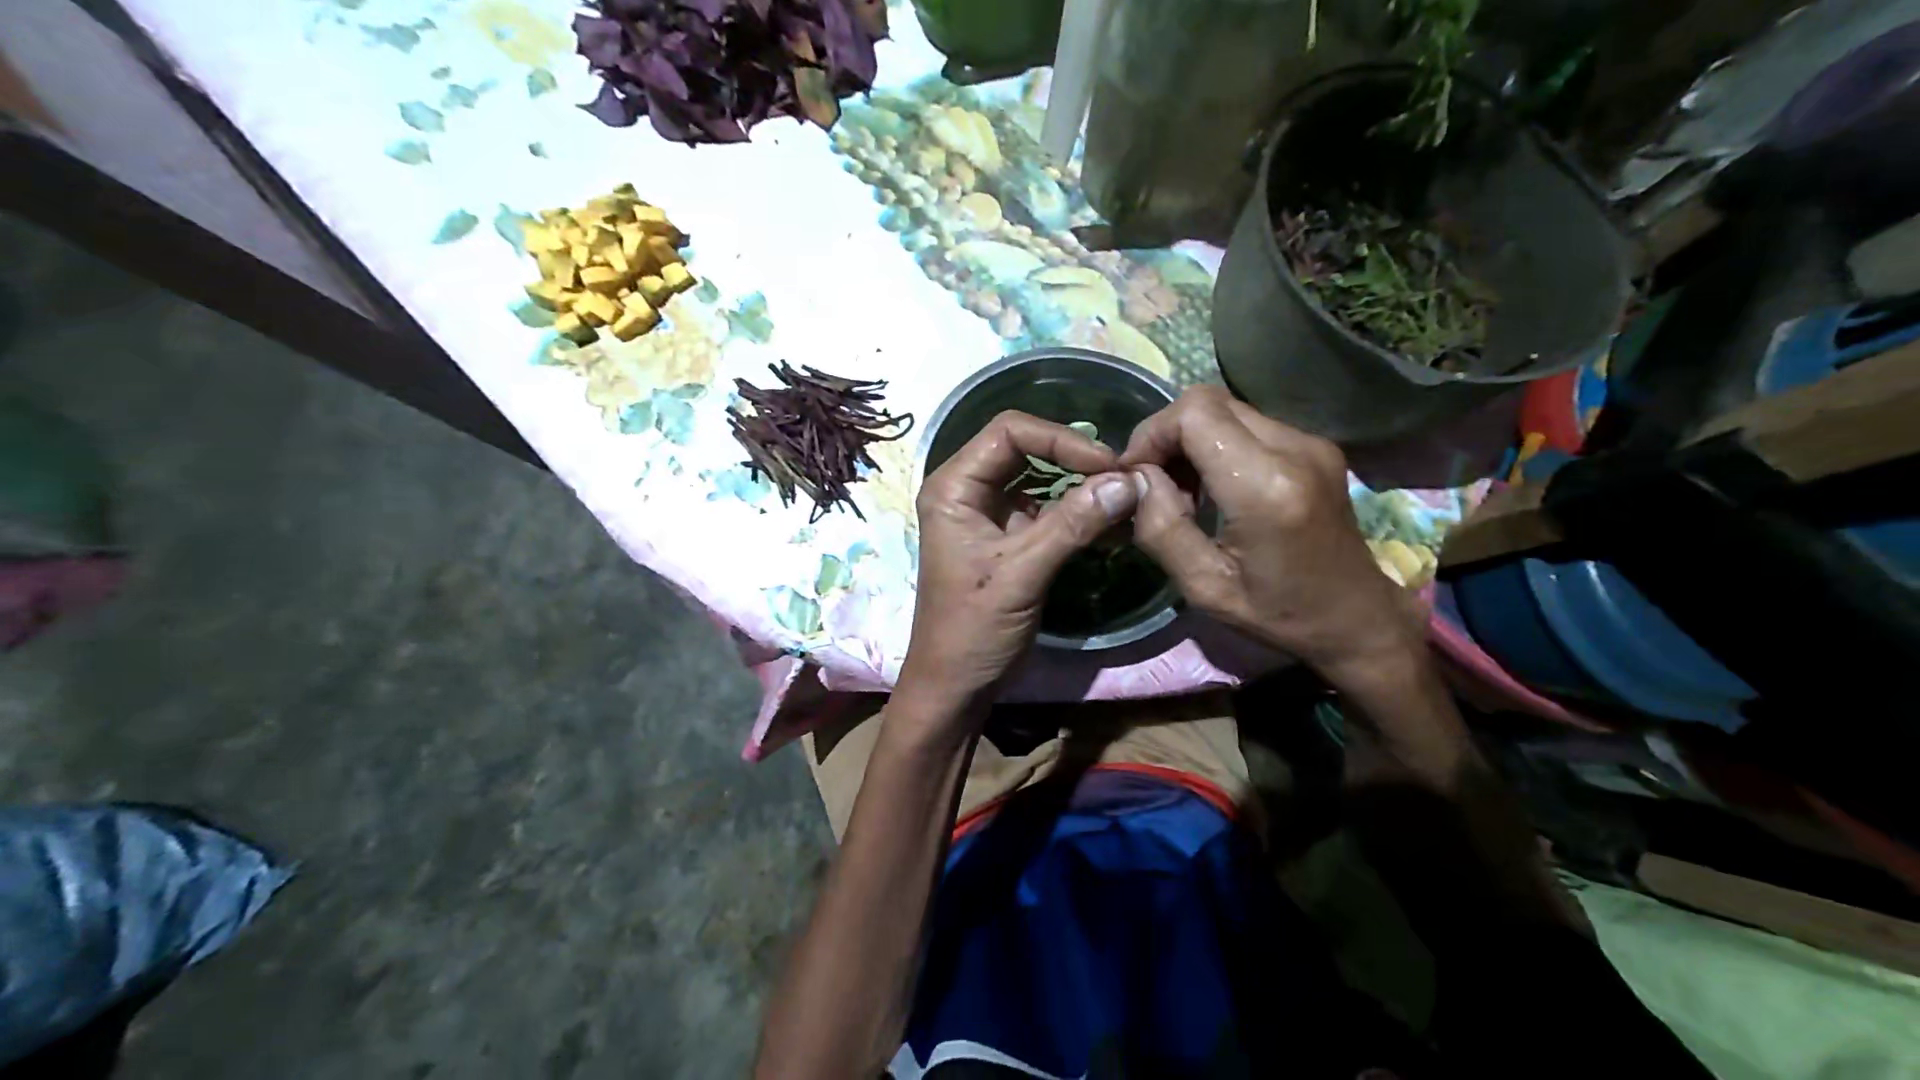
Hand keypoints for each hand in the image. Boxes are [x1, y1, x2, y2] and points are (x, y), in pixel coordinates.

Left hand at [900, 411, 1138, 710]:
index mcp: (954, 487)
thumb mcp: (1022, 573)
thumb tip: (1128, 481)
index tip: (1106, 464)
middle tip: (1123, 479)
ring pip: (1042, 480)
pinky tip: (1114, 525)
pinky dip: (1080, 514)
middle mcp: (969, 491)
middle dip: (1075, 460)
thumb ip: (1072, 524)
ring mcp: (990, 515)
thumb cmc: (973, 628)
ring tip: (1126, 499)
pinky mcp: (1010, 538)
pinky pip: (1049, 512)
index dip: (1060, 440)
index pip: (1009, 433)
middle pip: (1027, 450)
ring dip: (1082, 487)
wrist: (956, 685)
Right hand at [1119, 386, 1419, 680]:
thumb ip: (1161, 528)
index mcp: (1265, 487)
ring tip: (1184, 490)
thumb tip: (1137, 478)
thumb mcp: (1203, 587)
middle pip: (1208, 401)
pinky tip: (1214, 487)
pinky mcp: (1314, 446)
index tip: (1137, 474)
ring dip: (1191, 440)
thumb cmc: (1279, 613)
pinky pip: (1248, 425)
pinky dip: (1216, 444)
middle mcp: (1293, 449)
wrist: (1356, 618)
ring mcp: (1310, 443)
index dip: (1153, 433)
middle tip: (1155, 481)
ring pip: (1226, 409)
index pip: (1194, 413)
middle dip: (1168, 434)